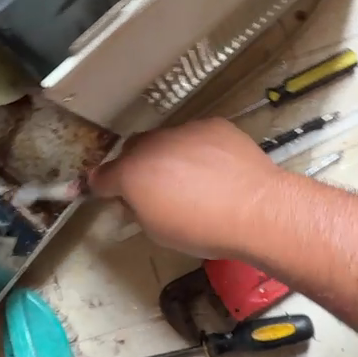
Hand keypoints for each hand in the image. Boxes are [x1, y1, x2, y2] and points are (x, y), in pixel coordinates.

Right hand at [86, 119, 283, 259]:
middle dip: (136, 167)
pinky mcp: (212, 125)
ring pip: (165, 141)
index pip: (101, 176)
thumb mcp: (157, 231)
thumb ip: (137, 209)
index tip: (105, 193)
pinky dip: (198, 150)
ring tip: (194, 181)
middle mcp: (152, 145)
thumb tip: (134, 198)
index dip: (101, 186)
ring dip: (169, 157)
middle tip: (154, 190)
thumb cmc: (201, 229)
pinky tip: (217, 170)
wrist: (256, 209)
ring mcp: (183, 130)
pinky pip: (195, 136)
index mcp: (131, 173)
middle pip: (132, 150)